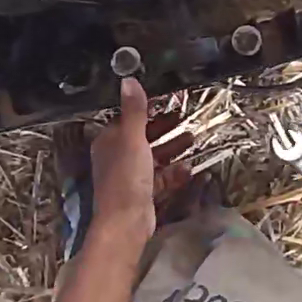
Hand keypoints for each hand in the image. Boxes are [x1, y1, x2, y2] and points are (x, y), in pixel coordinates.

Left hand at [88, 79, 192, 243]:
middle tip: (184, 117)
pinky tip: (189, 168)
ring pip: (153, 157)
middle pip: (142, 137)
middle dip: (163, 128)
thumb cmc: (126, 176)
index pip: (127, 119)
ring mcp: (129, 176)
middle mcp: (116, 156)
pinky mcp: (142, 193)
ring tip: (193, 137)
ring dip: (171, 147)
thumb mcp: (132, 138)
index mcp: (109, 141)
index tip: (167, 101)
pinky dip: (173, 172)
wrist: (125, 222)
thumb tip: (129, 79)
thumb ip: (134, 110)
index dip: (146, 110)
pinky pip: (160, 178)